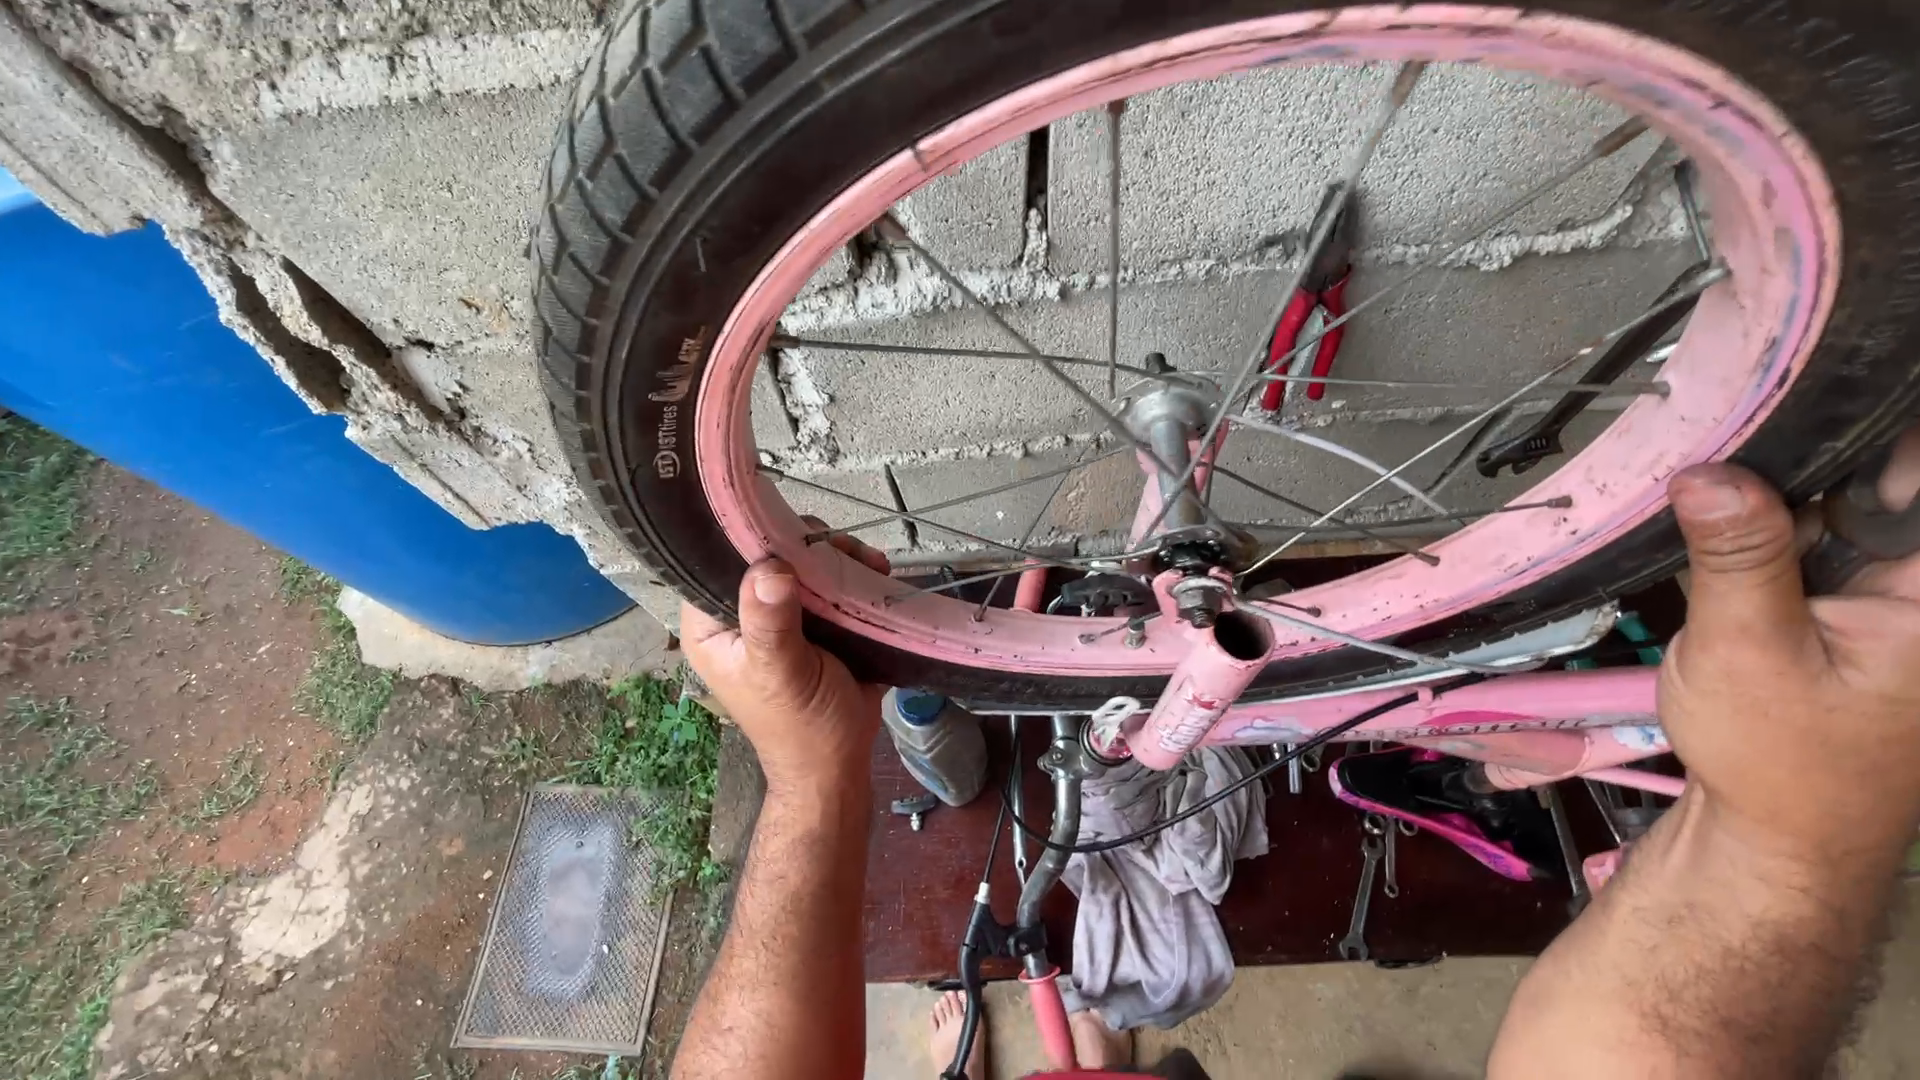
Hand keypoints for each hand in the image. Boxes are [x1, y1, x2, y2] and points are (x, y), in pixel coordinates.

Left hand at [681, 529, 889, 795]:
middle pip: (767, 554)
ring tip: (868, 561)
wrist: (841, 762)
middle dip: (806, 545)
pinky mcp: (815, 620)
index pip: (717, 561)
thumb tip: (769, 568)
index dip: (750, 538)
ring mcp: (780, 615)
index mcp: (713, 626)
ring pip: (802, 563)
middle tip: (840, 548)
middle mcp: (741, 613)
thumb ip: (771, 624)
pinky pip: (828, 582)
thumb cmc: (804, 726)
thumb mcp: (782, 674)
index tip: (790, 530)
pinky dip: (852, 572)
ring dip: (836, 555)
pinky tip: (876, 571)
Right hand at [1660, 441, 1919, 865]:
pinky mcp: (1846, 607)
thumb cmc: (1779, 753)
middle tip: (1737, 417)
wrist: (1772, 824)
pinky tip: (1721, 511)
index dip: (1884, 434)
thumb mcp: (1748, 649)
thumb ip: (1739, 558)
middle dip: (1816, 455)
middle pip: (1887, 490)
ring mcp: (1889, 596)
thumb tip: (1709, 475)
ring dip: (1784, 488)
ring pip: (1848, 509)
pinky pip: (1816, 541)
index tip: (1807, 384)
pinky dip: (1770, 521)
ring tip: (1716, 460)